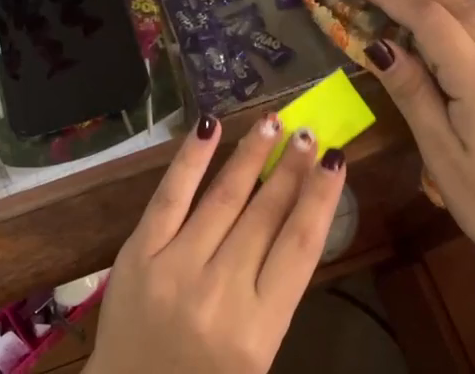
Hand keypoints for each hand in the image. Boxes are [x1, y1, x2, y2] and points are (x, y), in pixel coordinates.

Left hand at [85, 114, 345, 373]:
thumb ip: (273, 293)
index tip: (336, 161)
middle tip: (308, 132)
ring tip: (273, 123)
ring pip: (223, 198)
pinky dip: (190, 159)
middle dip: (291, 169)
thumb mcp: (258, 353)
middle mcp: (220, 293)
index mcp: (259, 329)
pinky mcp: (137, 255)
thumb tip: (293, 216)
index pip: (299, 246)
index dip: (320, 198)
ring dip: (251, 155)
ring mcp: (174, 269)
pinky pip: (169, 197)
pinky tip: (210, 127)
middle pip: (264, 215)